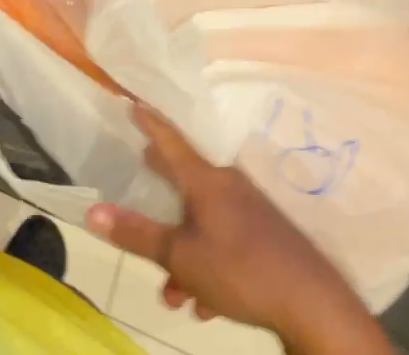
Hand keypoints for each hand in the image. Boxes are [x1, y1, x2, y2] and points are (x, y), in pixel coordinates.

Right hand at [86, 105, 393, 354]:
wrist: (316, 307)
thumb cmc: (240, 271)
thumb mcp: (179, 256)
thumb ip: (136, 234)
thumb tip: (92, 212)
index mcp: (206, 181)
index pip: (171, 141)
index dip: (150, 122)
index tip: (133, 101)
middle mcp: (230, 187)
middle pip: (186, 180)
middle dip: (161, 192)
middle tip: (143, 178)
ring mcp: (253, 212)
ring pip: (204, 223)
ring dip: (184, 253)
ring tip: (173, 290)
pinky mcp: (269, 239)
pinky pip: (226, 244)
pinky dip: (209, 267)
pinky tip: (206, 303)